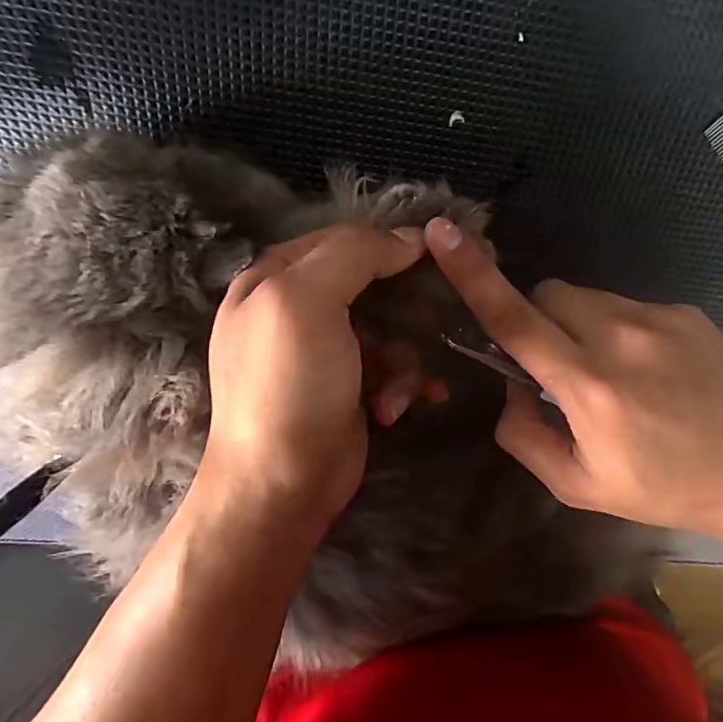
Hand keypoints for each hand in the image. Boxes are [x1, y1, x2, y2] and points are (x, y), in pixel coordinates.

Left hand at [187, 224, 426, 529]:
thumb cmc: (288, 385)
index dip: (391, 242)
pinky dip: (402, 385)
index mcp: (275, 277)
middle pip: (374, 284)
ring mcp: (325, 351)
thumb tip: (412, 237)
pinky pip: (391, 367)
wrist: (281, 484)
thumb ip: (354, 254)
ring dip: (404, 361)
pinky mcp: (349, 387)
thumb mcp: (307, 301)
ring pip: (390, 330)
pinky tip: (404, 406)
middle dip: (408, 309)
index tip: (442, 254)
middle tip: (447, 314)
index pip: (343, 239)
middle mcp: (298, 308)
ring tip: (396, 393)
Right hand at [424, 218, 722, 550]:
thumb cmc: (672, 488)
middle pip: (549, 294)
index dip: (472, 275)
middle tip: (563, 369)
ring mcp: (659, 318)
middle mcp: (621, 337)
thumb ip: (527, 437)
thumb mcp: (583, 487)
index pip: (515, 320)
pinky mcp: (687, 312)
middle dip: (539, 322)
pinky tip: (656, 371)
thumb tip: (513, 390)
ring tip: (617, 376)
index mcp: (590, 387)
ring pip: (588, 298)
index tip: (443, 234)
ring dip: (580, 326)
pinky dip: (621, 331)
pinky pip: (629, 307)